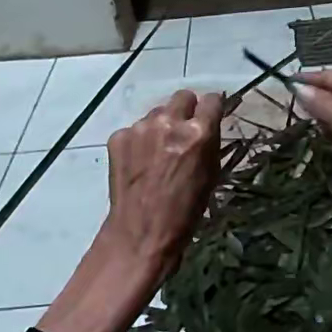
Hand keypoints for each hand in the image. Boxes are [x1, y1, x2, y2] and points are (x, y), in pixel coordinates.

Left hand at [98, 89, 224, 275]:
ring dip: (161, 126)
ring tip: (158, 153)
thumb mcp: (211, 175)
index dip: (213, 106)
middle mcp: (169, 122)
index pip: (212, 100)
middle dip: (187, 109)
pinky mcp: (118, 137)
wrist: (140, 234)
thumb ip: (210, 144)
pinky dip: (139, 141)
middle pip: (182, 97)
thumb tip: (209, 125)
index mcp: (198, 133)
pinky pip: (134, 129)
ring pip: (156, 113)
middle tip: (183, 131)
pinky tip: (139, 163)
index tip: (211, 114)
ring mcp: (140, 128)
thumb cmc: (185, 212)